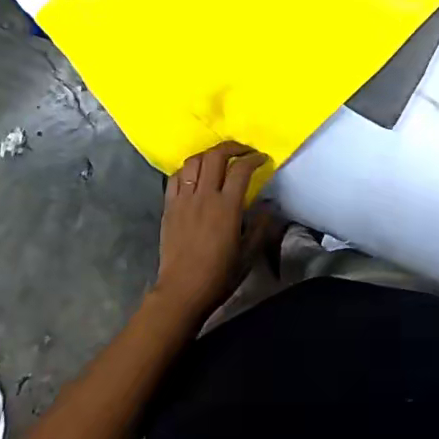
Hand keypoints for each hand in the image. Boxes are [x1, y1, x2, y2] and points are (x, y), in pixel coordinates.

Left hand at [150, 142, 269, 321]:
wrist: (182, 290)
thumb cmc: (219, 276)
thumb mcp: (248, 254)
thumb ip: (260, 227)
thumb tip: (269, 206)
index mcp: (226, 207)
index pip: (241, 169)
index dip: (254, 159)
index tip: (262, 159)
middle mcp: (204, 196)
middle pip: (215, 156)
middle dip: (232, 147)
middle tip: (243, 151)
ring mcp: (184, 199)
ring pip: (194, 161)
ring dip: (209, 154)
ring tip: (219, 159)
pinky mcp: (169, 206)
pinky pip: (176, 177)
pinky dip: (188, 170)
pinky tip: (195, 175)